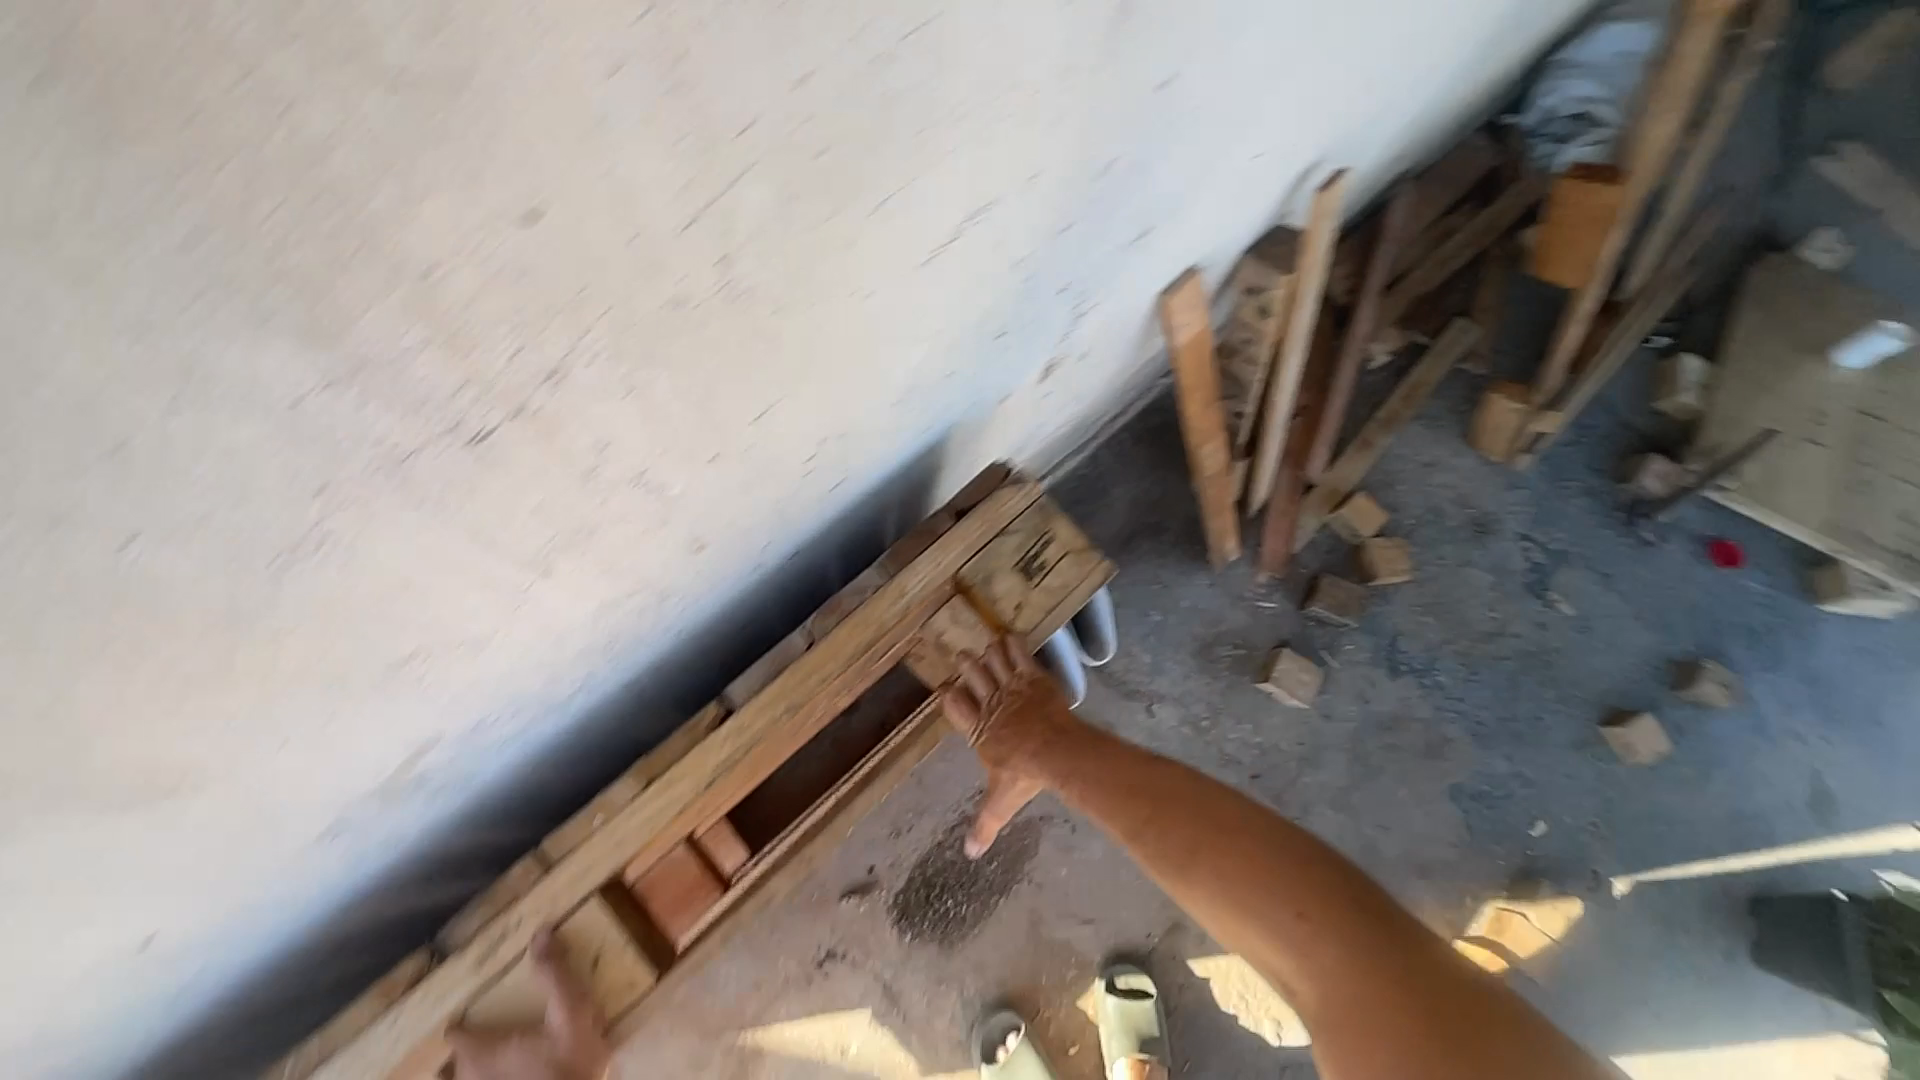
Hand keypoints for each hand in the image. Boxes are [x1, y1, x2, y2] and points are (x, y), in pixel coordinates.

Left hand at [443, 926, 610, 1079]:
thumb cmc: (569, 1065)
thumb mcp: (572, 1012)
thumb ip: (554, 974)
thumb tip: (541, 931)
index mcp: (480, 1052)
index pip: (455, 1034)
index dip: (463, 1024)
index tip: (473, 1016)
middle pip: (451, 1066)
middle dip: (461, 1056)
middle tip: (485, 1044)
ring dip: (471, 1076)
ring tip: (494, 1067)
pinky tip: (513, 1075)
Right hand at [939, 635, 1085, 857]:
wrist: (1054, 751)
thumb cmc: (1024, 776)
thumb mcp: (1000, 803)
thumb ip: (984, 825)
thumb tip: (970, 855)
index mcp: (977, 730)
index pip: (953, 706)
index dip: (947, 695)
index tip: (943, 687)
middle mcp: (989, 704)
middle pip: (971, 677)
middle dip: (965, 666)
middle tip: (961, 656)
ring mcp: (1010, 687)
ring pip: (993, 662)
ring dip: (989, 654)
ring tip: (986, 645)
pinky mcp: (1031, 677)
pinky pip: (1019, 655)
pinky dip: (1013, 645)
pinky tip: (1009, 636)